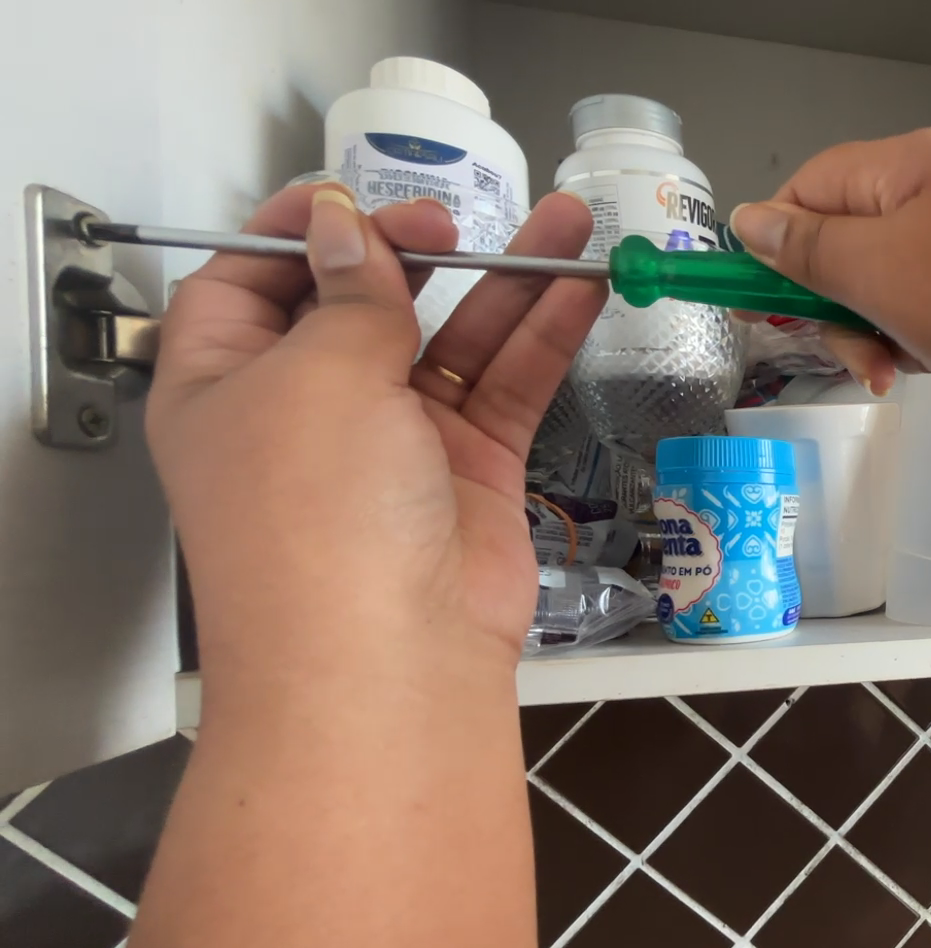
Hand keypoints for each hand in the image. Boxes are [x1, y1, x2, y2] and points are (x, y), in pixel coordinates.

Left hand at [148, 185, 606, 664]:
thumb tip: (348, 233)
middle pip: (378, 305)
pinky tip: (580, 297)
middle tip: (474, 220)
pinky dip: (546, 340)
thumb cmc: (317, 517)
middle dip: (429, 255)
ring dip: (516, 286)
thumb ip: (350, 300)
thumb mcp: (315, 381)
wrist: (396, 646)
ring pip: (465, 341)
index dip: (306, 232)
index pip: (258, 281)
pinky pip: (512, 386)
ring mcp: (407, 437)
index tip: (365, 203)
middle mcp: (321, 404)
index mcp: (234, 379)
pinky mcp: (478, 464)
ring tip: (570, 233)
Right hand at [727, 129, 930, 407]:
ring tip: (908, 370)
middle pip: (852, 247)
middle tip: (863, 361)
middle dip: (841, 309)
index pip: (807, 194)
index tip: (768, 312)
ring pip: (897, 289)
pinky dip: (930, 342)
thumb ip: (811, 250)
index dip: (777, 253)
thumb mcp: (885, 272)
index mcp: (905, 169)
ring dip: (886, 334)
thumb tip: (751, 223)